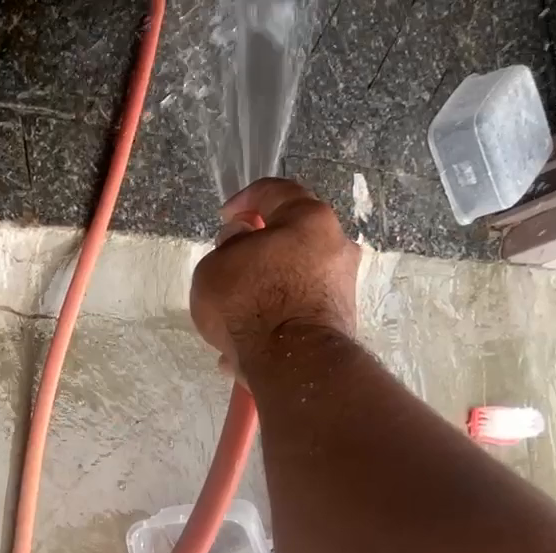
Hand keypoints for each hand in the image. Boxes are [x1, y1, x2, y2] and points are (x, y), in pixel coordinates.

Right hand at [190, 178, 360, 370]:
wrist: (291, 357)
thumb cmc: (248, 301)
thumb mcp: (214, 266)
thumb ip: (226, 246)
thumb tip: (241, 239)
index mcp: (308, 219)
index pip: (276, 191)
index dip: (245, 198)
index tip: (226, 214)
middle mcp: (335, 243)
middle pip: (292, 235)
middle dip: (259, 248)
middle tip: (228, 265)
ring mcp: (341, 281)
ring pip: (294, 273)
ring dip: (264, 284)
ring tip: (231, 311)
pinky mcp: (337, 315)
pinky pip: (295, 307)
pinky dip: (271, 315)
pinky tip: (244, 340)